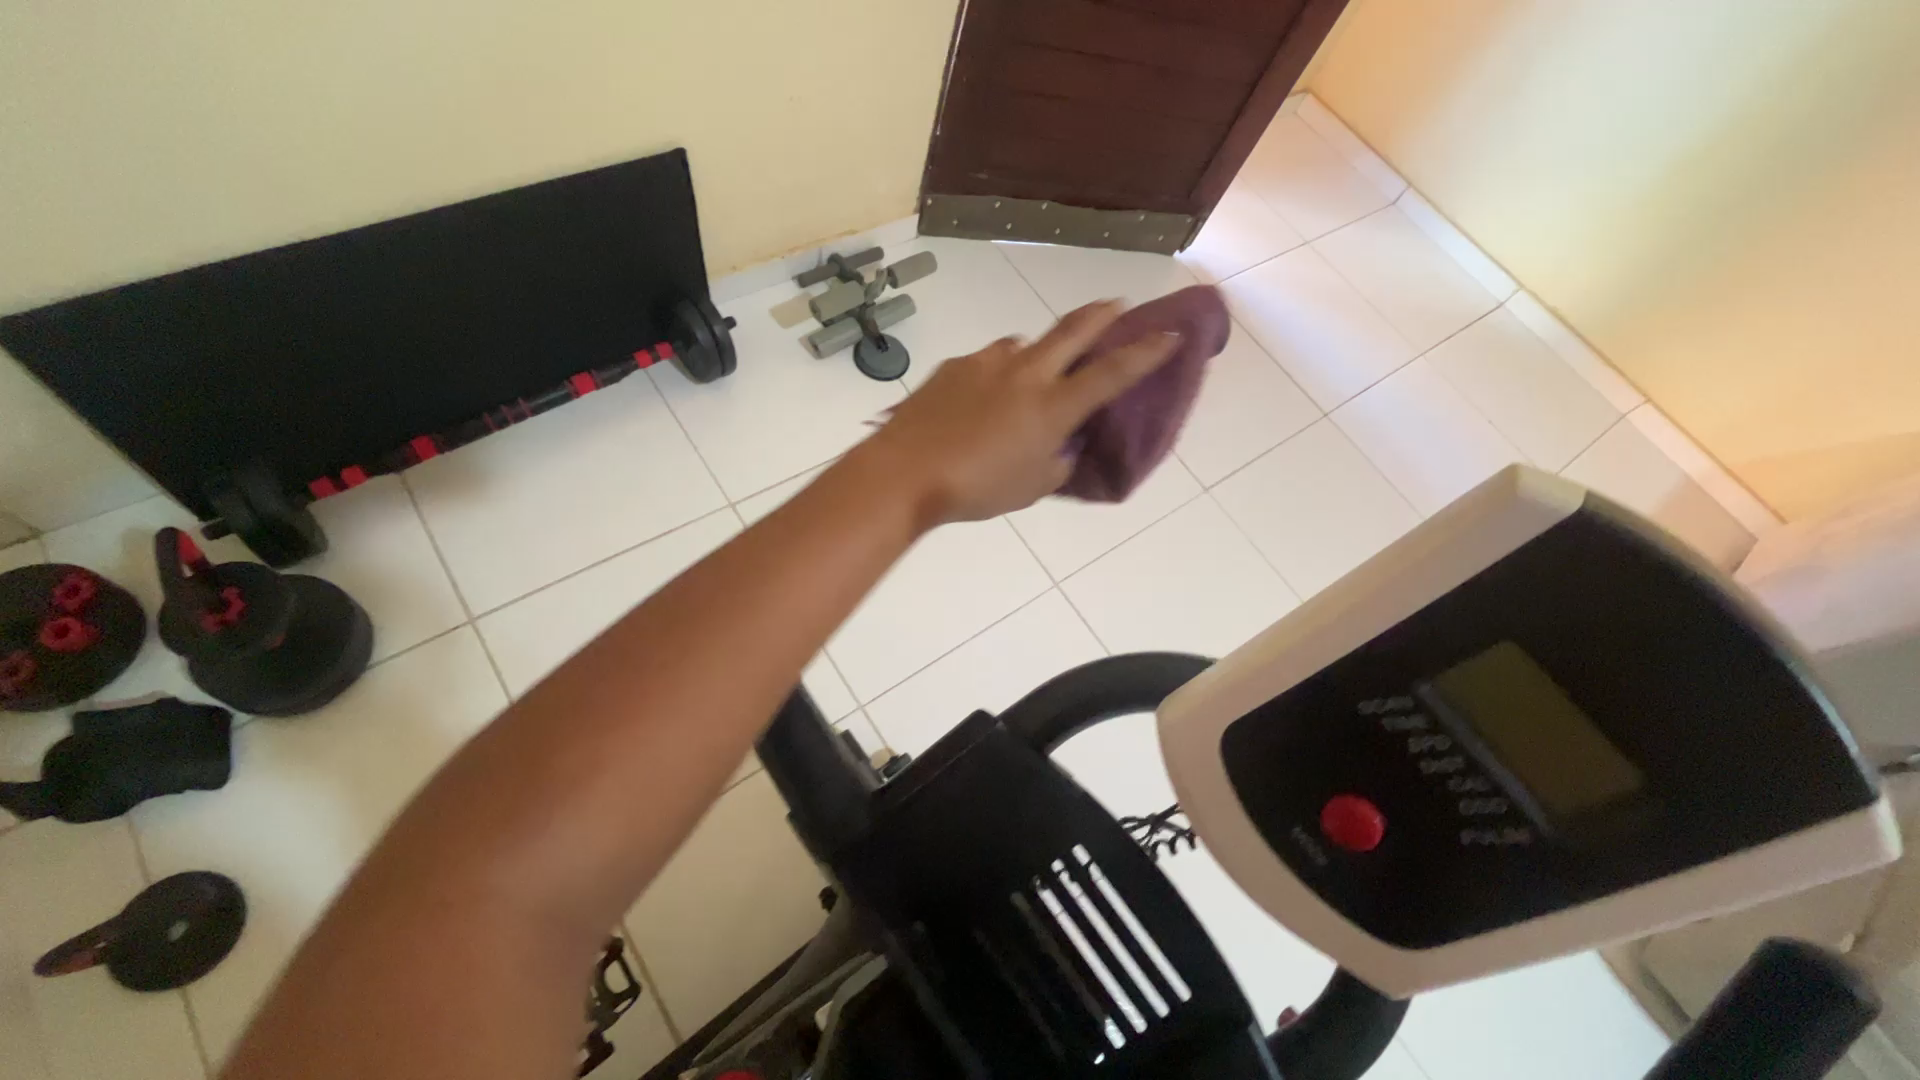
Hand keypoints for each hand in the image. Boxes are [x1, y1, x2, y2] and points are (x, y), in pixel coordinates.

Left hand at [860, 300, 1181, 526]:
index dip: (1147, 352)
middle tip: (1116, 306)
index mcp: (1053, 407)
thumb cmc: (975, 489)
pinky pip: (987, 361)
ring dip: (1038, 350)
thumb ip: (1057, 462)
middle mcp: (1026, 374)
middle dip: (1101, 314)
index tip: (1171, 334)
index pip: (1112, 373)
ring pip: (1024, 344)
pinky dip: (997, 372)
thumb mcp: (1032, 488)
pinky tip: (981, 397)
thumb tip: (1061, 445)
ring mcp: (987, 364)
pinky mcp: (954, 366)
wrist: (904, 473)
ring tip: (1031, 372)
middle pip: (1074, 330)